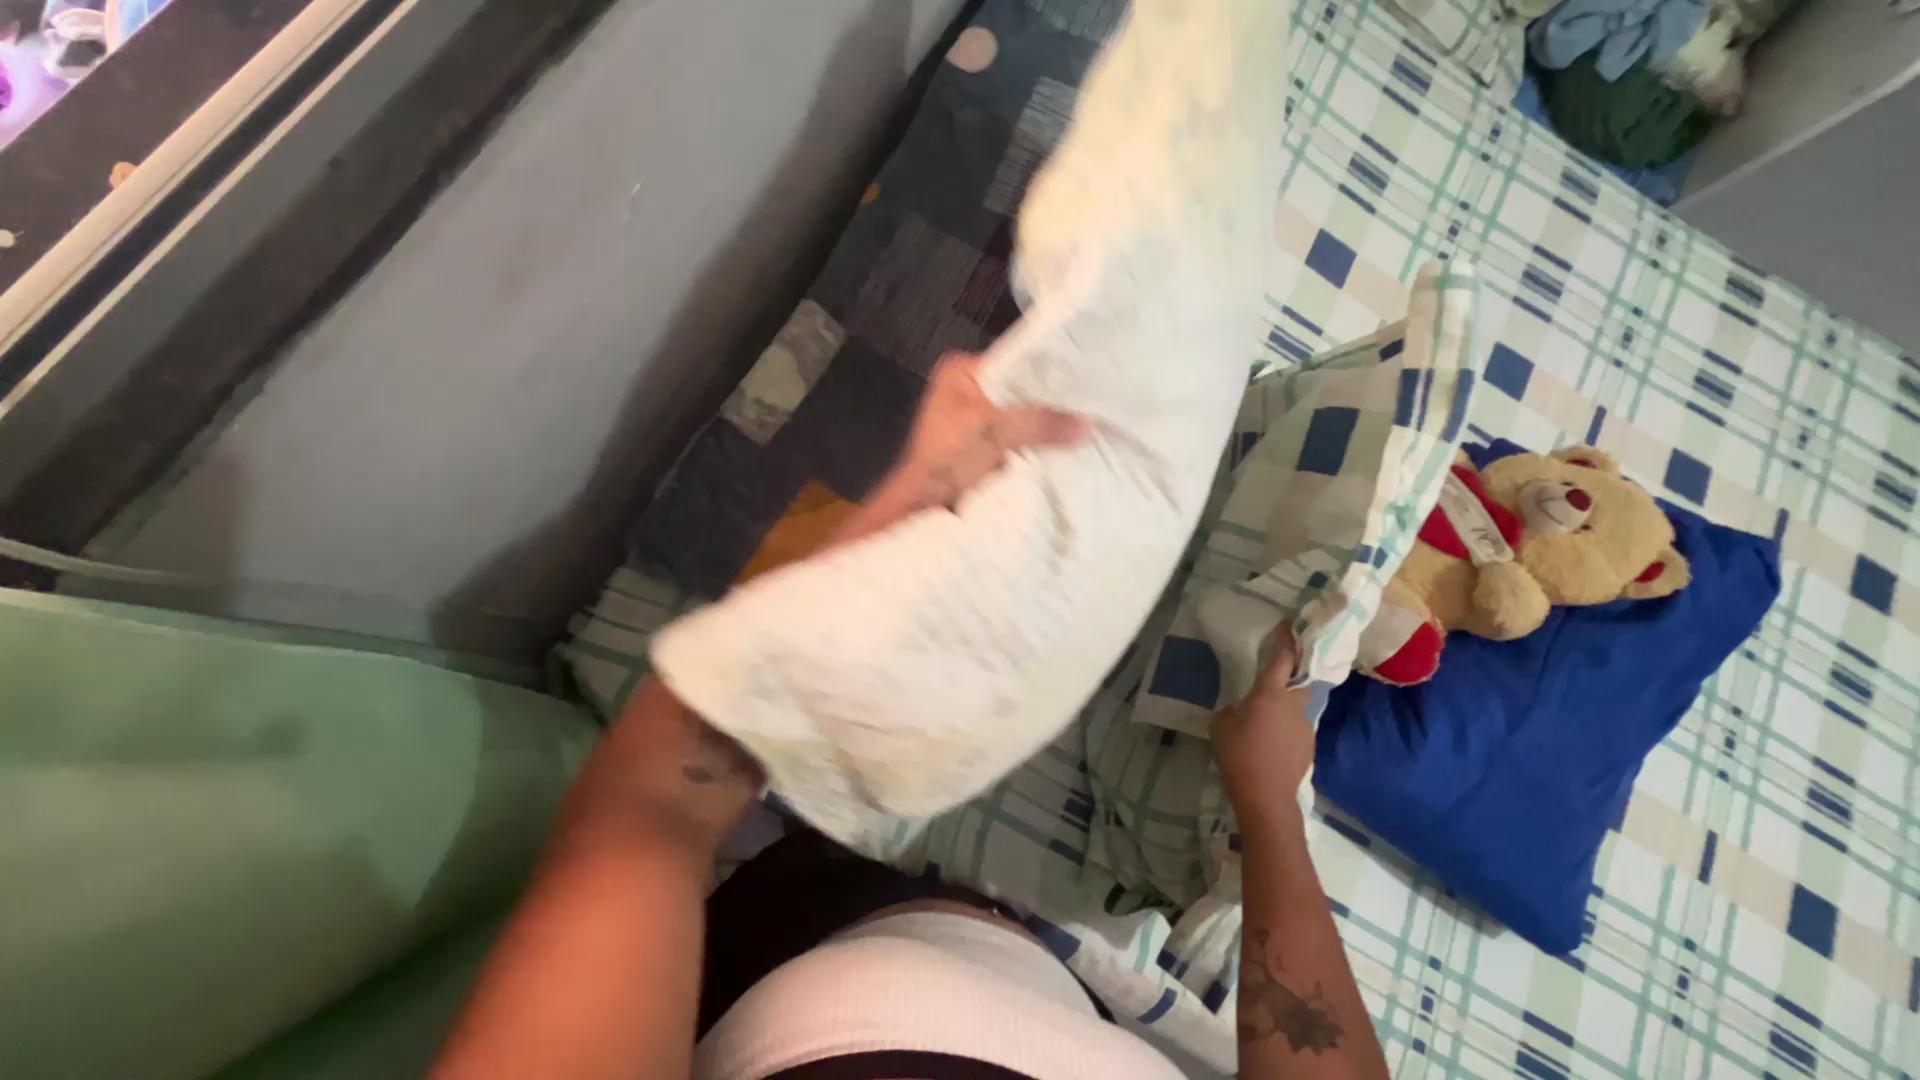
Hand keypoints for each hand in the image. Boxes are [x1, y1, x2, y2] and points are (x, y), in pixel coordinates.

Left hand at [892, 351, 1089, 510]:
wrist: (922, 508)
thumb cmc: (947, 461)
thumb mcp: (995, 433)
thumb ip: (1040, 423)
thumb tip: (1089, 424)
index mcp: (962, 371)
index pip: (1018, 360)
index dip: (1052, 371)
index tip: (1088, 378)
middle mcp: (969, 390)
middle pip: (1023, 391)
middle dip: (1052, 402)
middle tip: (1094, 404)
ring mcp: (976, 421)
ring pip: (1023, 418)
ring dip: (1046, 427)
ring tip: (1089, 424)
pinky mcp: (984, 449)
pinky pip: (1019, 440)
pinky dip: (1037, 445)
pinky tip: (1068, 446)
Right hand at [1211, 626, 1315, 819]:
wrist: (1266, 796)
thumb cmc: (1238, 753)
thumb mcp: (1220, 725)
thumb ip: (1232, 710)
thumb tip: (1241, 710)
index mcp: (1270, 693)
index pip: (1282, 657)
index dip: (1284, 639)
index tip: (1287, 625)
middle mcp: (1293, 704)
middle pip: (1299, 680)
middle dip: (1293, 673)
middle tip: (1279, 673)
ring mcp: (1305, 726)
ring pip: (1297, 707)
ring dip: (1285, 707)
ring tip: (1266, 721)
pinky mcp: (1309, 746)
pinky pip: (1296, 729)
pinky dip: (1285, 730)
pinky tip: (1271, 744)